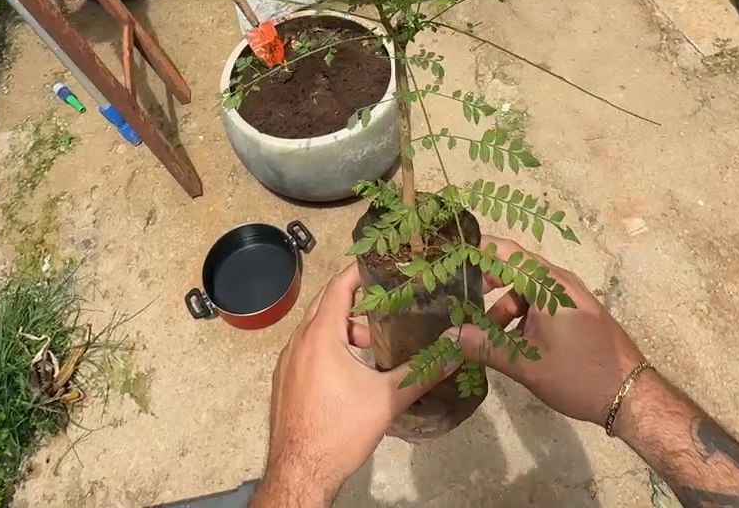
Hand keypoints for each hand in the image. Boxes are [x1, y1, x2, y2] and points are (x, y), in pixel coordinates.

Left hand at [254, 262, 444, 506]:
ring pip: (314, 328)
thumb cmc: (342, 430)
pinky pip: (305, 348)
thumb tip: (455, 350)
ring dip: (341, 326)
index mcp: (321, 334)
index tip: (380, 265)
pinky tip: (347, 367)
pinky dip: (325, 344)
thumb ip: (423, 370)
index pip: (338, 286)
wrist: (300, 474)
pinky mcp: (283, 381)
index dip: (358, 271)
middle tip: (384, 301)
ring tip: (370, 341)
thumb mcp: (388, 399)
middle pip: (325, 304)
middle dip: (354, 300)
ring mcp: (287, 361)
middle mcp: (298, 340)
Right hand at [454, 238, 643, 424]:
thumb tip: (449, 336)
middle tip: (459, 299)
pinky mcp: (576, 311)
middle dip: (485, 283)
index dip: (476, 250)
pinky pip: (541, 301)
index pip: (504, 251)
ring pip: (526, 290)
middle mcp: (558, 280)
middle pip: (513, 269)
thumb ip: (485, 346)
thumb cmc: (579, 374)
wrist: (633, 397)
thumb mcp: (527, 364)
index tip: (450, 256)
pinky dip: (522, 314)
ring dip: (503, 306)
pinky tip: (512, 342)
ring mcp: (569, 295)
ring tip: (484, 334)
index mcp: (546, 283)